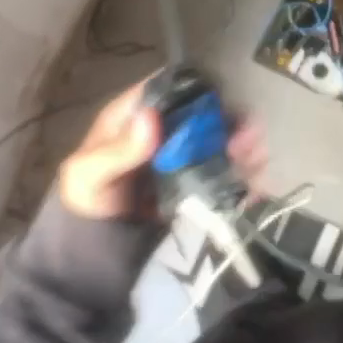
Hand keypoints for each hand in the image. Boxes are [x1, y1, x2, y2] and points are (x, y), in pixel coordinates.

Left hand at [57, 81, 268, 220]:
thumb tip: (150, 117)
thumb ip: (116, 151)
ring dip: (245, 146)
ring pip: (226, 142)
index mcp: (136, 119)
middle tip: (242, 140)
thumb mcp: (87, 176)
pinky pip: (231, 175)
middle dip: (231, 122)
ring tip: (253, 158)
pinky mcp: (202, 188)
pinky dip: (248, 176)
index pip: (169, 89)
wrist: (96, 252)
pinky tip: (255, 183)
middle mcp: (168, 134)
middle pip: (207, 114)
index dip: (195, 90)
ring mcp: (188, 160)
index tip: (216, 103)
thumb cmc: (87, 204)